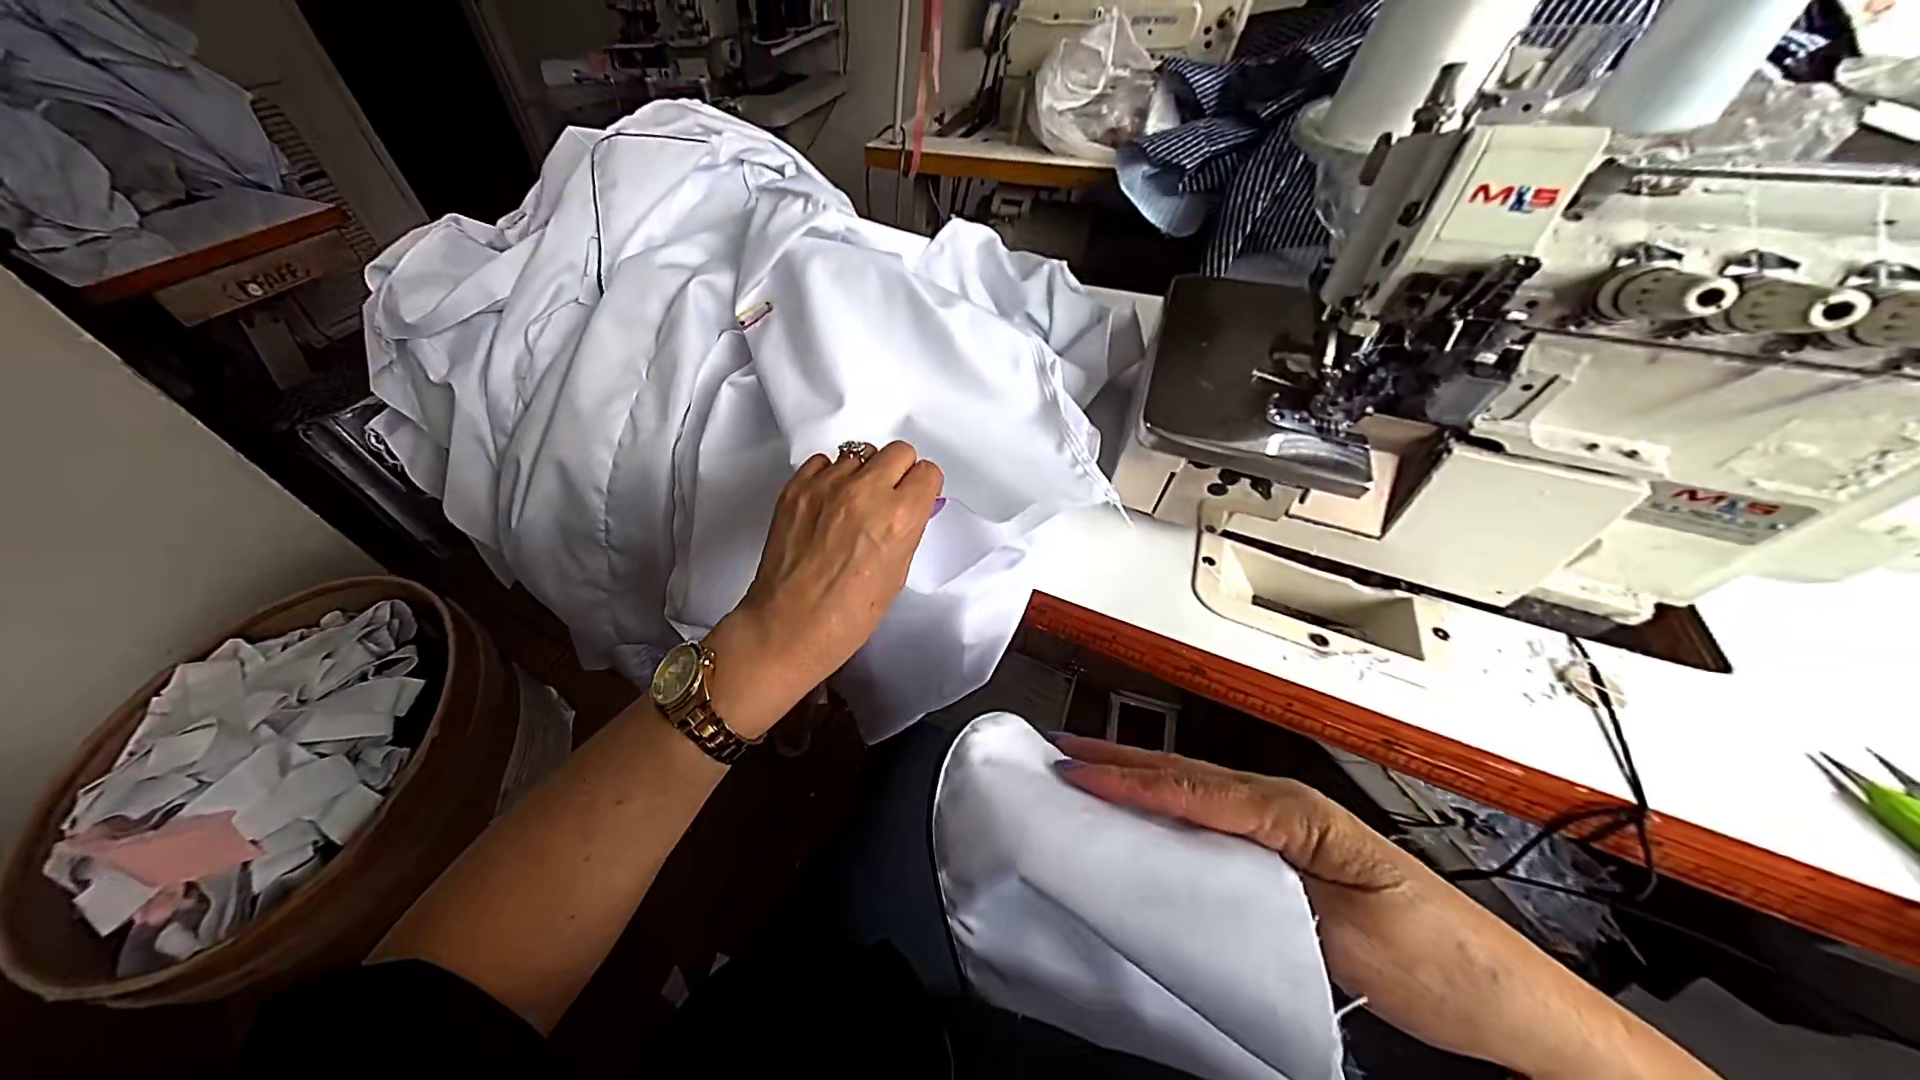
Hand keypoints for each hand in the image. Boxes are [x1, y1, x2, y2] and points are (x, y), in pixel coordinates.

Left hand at [703, 442, 942, 737]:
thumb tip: (911, 508)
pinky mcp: (797, 488)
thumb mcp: (897, 574)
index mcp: (898, 518)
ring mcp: (827, 487)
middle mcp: (864, 494)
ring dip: (863, 472)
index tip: (917, 494)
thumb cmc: (842, 615)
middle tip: (890, 494)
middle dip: (899, 472)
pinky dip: (830, 475)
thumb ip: (908, 530)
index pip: (927, 472)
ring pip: (860, 452)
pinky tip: (830, 501)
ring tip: (855, 502)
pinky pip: (823, 461)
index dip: (923, 486)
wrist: (789, 626)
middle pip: (899, 451)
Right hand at [1053, 736, 1719, 1079]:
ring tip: (1087, 769)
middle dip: (1120, 760)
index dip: (1131, 781)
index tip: (1079, 773)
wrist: (1502, 998)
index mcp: (1296, 811)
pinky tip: (1140, 812)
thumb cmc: (1438, 960)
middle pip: (1186, 773)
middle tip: (1063, 749)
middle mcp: (1284, 805)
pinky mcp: (1280, 849)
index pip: (1195, 788)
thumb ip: (1265, 882)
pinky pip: (1206, 815)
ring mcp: (1282, 825)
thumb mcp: (1343, 925)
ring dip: (1135, 777)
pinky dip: (1162, 806)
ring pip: (1192, 788)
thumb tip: (1192, 859)